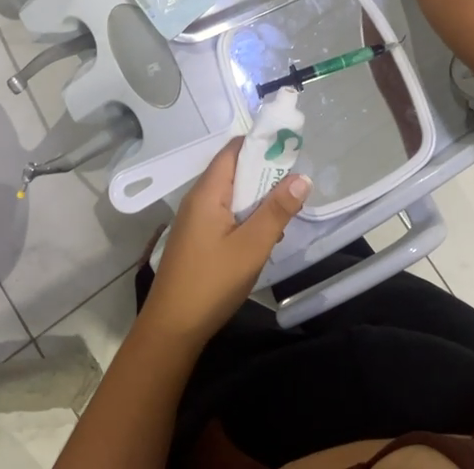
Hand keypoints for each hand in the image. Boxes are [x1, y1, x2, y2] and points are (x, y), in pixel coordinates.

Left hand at [140, 139, 308, 344]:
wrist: (171, 329)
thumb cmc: (212, 283)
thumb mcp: (252, 246)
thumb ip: (277, 210)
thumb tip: (302, 176)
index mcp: (207, 192)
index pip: (234, 150)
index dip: (262, 144)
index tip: (291, 148)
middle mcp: (198, 199)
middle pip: (233, 171)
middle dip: (265, 173)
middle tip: (295, 184)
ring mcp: (194, 220)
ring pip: (231, 195)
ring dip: (257, 198)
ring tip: (284, 211)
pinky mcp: (196, 239)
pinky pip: (225, 214)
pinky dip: (246, 216)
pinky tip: (262, 236)